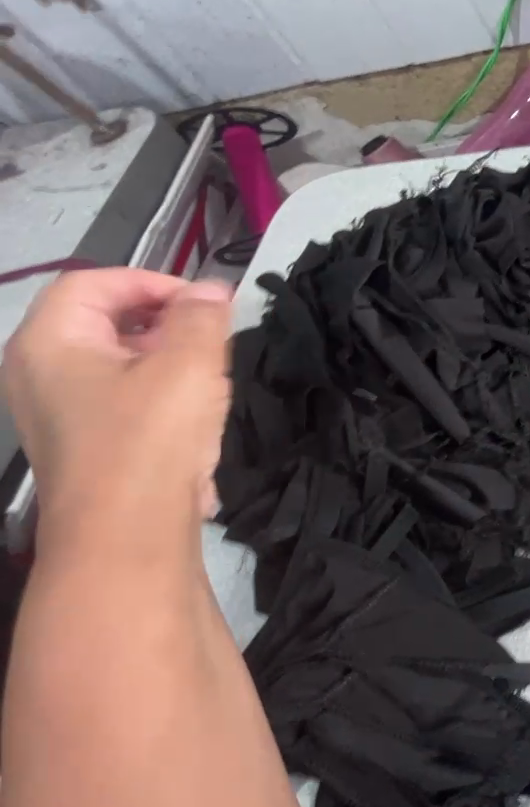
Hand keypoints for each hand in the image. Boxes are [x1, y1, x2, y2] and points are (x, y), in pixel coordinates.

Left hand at [2, 270, 233, 545]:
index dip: (153, 281)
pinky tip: (193, 404)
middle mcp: (37, 368)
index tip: (208, 302)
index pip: (93, 283)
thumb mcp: (190, 365)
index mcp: (49, 343)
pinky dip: (155, 381)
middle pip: (100, 316)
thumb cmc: (150, 436)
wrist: (127, 525)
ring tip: (210, 368)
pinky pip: (115, 387)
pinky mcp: (80, 432)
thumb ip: (203, 318)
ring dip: (166, 350)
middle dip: (164, 315)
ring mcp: (55, 404)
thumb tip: (211, 289)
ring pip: (113, 353)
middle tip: (215, 333)